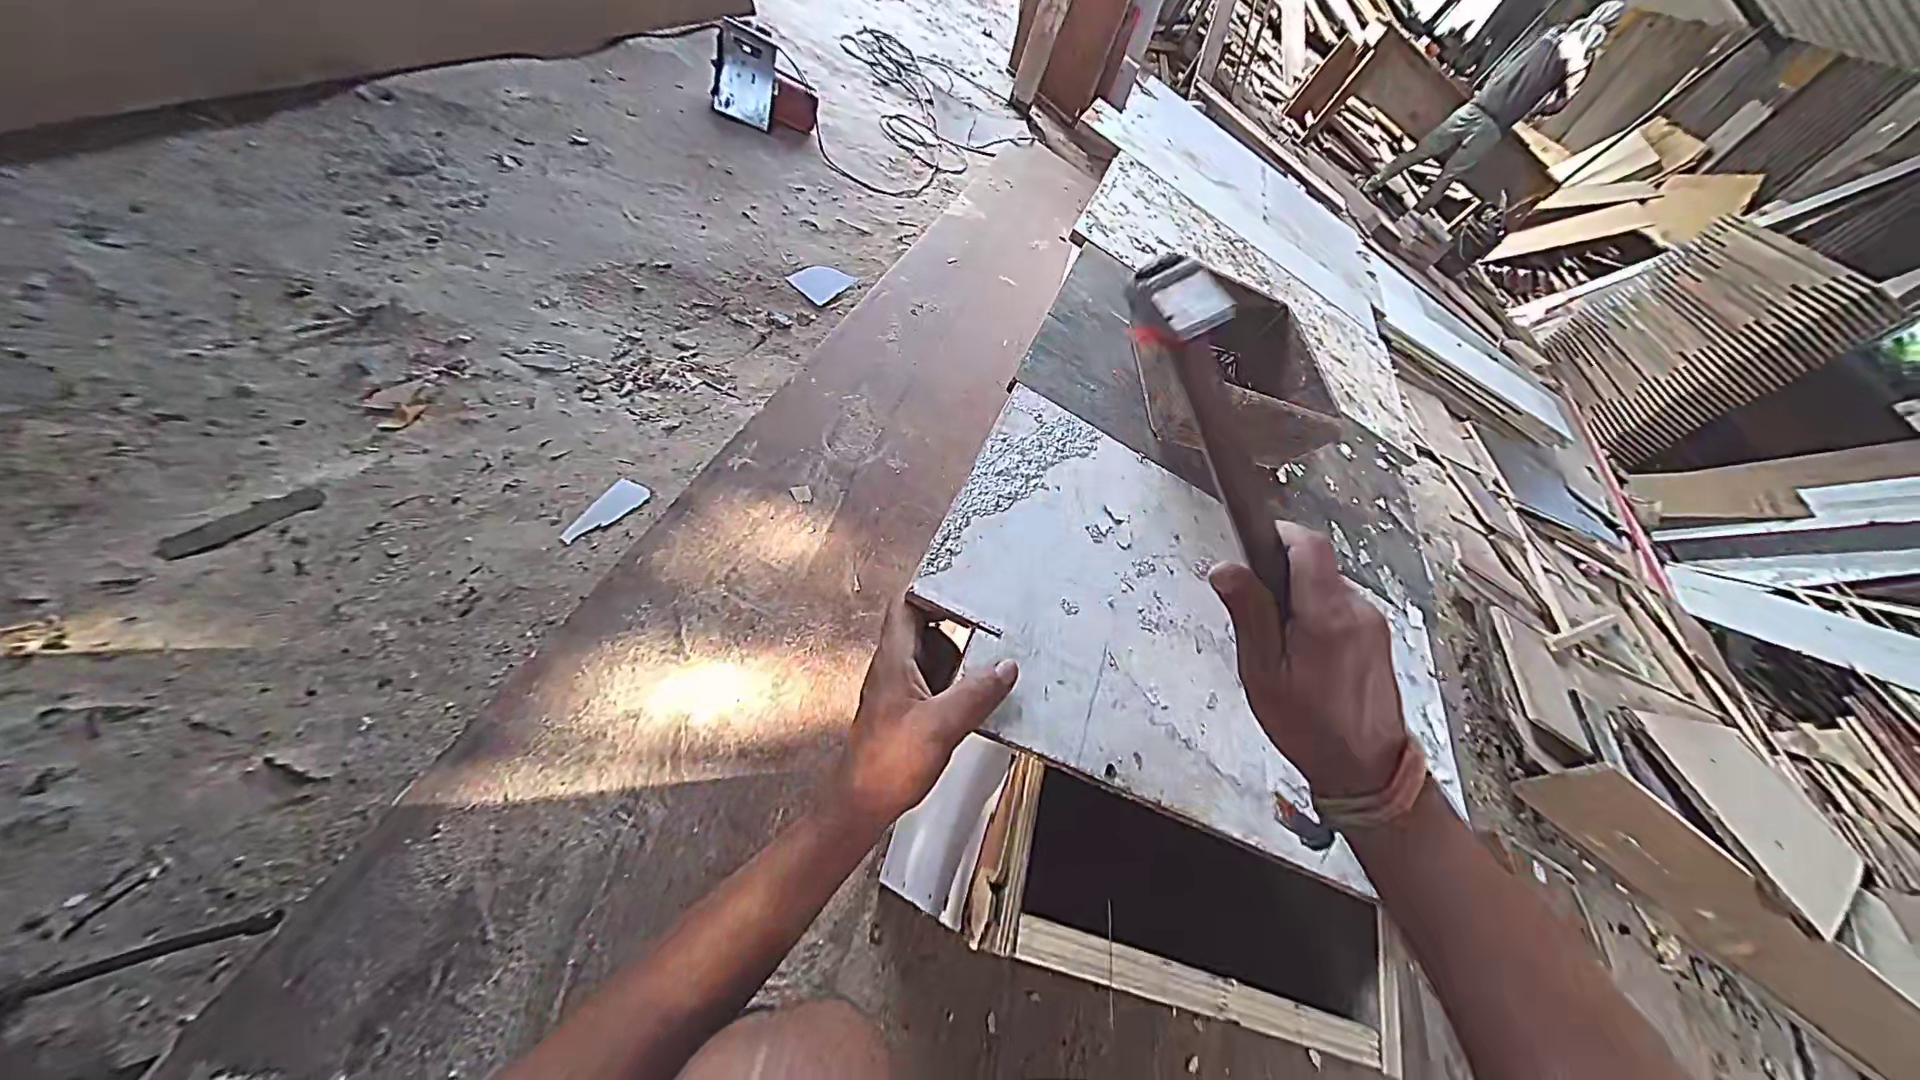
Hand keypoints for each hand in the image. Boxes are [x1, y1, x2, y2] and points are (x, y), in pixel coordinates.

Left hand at [821, 595, 1018, 830]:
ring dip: (960, 653)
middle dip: (956, 622)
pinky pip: (936, 680)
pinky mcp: (910, 709)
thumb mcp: (941, 726)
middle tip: (989, 621)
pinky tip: (977, 693)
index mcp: (894, 660)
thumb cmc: (886, 765)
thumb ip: (976, 694)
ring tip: (990, 658)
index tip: (963, 585)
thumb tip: (1005, 668)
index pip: (906, 604)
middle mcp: (895, 668)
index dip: (932, 589)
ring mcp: (901, 688)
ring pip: (933, 654)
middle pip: (924, 626)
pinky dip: (957, 680)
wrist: (863, 803)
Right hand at [1209, 522, 1407, 797]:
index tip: (1252, 544)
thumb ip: (1248, 613)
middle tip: (1255, 614)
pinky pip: (1339, 606)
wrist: (1366, 769)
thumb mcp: (1261, 671)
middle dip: (1279, 575)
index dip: (1278, 534)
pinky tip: (1302, 653)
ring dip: (1296, 598)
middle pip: (1314, 563)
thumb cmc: (1310, 726)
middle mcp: (1357, 610)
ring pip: (1325, 585)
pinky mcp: (1376, 635)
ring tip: (1279, 644)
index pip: (1308, 545)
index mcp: (1327, 615)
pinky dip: (1315, 614)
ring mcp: (1371, 622)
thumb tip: (1225, 569)